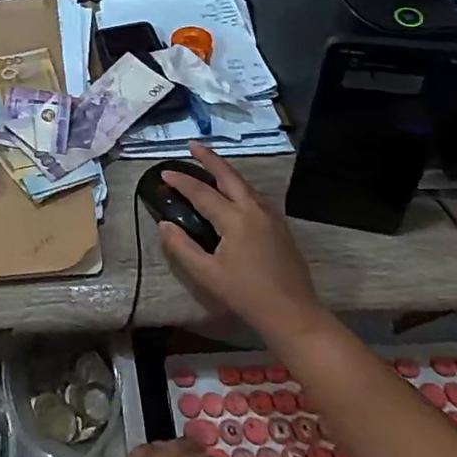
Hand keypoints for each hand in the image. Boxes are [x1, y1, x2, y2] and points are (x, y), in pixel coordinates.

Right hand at [157, 142, 322, 342]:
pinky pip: (256, 196)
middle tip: (192, 145)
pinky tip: (235, 192)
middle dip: (210, 158)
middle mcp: (254, 209)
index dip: (181, 181)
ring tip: (210, 164)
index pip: (202, 192)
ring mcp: (271, 216)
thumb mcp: (207, 274)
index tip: (164, 172)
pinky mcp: (280, 225)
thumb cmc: (246, 294)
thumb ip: (182, 247)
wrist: (292, 311)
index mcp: (235, 219)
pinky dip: (240, 186)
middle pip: (229, 176)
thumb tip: (165, 225)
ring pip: (245, 184)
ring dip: (226, 171)